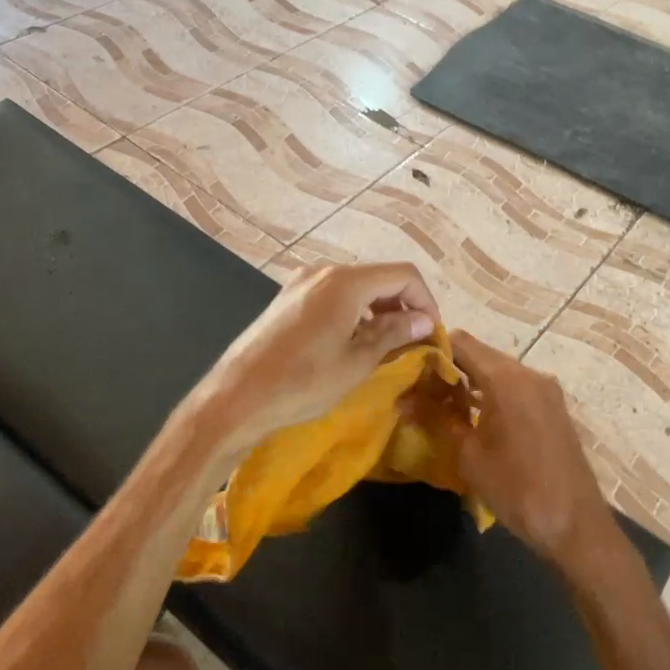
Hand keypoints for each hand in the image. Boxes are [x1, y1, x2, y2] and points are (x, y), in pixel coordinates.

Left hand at [197, 263, 438, 452]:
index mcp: (344, 282)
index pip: (403, 276)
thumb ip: (393, 334)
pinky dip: (352, 313)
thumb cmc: (301, 383)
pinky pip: (331, 297)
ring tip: (386, 347)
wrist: (238, 396)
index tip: (432, 333)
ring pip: (354, 288)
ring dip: (377, 311)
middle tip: (413, 342)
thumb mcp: (356, 362)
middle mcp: (322, 272)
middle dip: (402, 306)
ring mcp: (300, 284)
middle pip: (377, 278)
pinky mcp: (286, 300)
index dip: (425, 301)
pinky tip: (352, 344)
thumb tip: (423, 320)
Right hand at [408, 331, 611, 564]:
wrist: (574, 525)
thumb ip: (437, 419)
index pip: (460, 342)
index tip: (408, 370)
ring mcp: (546, 390)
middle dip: (448, 369)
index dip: (431, 352)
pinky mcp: (553, 407)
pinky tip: (472, 417)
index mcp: (506, 379)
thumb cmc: (516, 489)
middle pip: (479, 354)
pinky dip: (490, 394)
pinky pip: (515, 387)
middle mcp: (529, 374)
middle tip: (419, 392)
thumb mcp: (468, 455)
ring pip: (497, 371)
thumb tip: (404, 400)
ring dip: (469, 383)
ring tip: (439, 406)